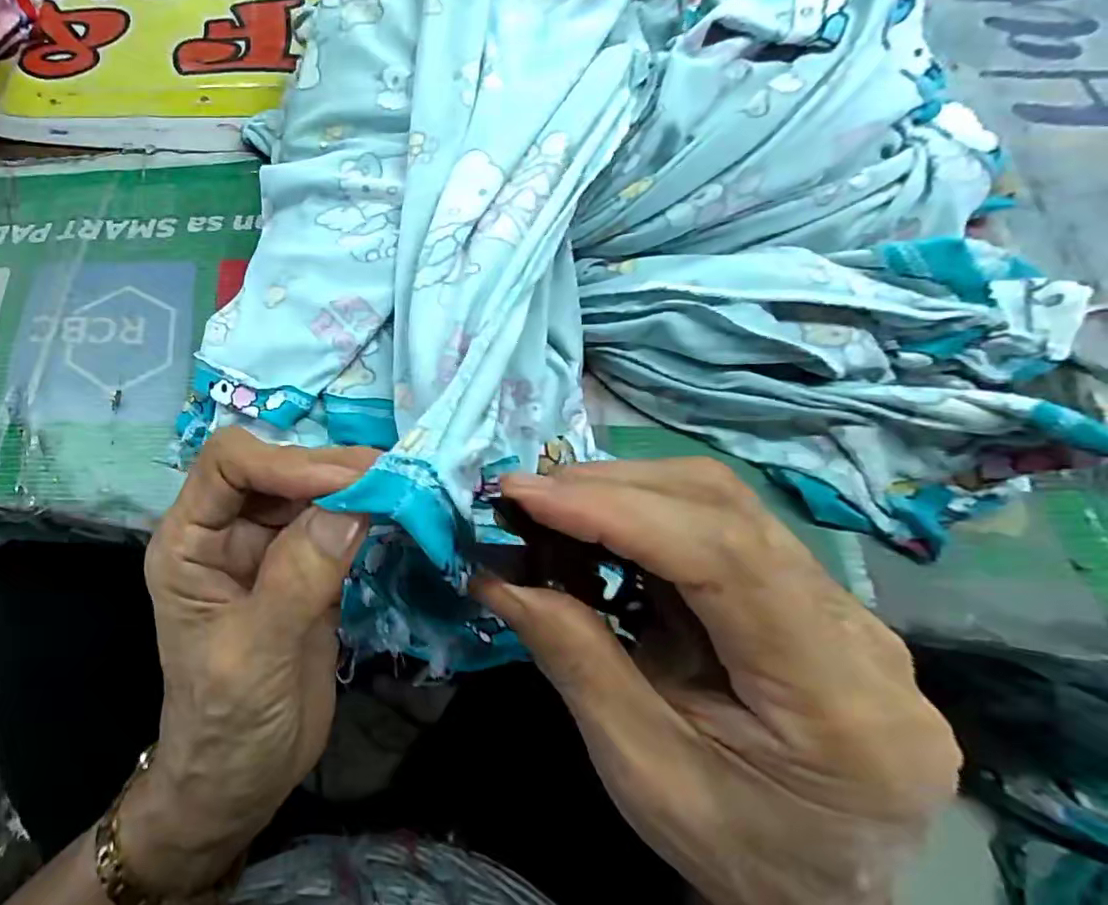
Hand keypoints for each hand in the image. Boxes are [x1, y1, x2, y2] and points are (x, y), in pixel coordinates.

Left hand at [122, 428, 376, 892]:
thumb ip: (298, 577)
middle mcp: (220, 530)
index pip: (224, 466)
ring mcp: (261, 546)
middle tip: (393, 472)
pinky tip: (394, 510)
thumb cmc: (228, 722)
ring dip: (349, 484)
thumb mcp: (255, 653)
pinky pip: (329, 524)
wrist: (241, 777)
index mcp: (187, 541)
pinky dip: (360, 514)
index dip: (280, 462)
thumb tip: (350, 507)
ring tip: (403, 483)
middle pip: (268, 470)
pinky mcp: (298, 566)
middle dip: (324, 468)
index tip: (345, 479)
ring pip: (303, 491)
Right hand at [473, 459, 961, 904]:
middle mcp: (858, 636)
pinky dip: (638, 514)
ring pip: (721, 503)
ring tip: (544, 511)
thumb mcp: (638, 766)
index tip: (523, 495)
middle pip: (725, 511)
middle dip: (607, 488)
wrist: (816, 887)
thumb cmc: (729, 842)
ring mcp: (838, 611)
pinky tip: (591, 532)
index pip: (726, 558)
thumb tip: (496, 576)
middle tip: (517, 499)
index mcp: (838, 699)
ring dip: (619, 491)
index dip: (615, 511)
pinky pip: (715, 526)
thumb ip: (574, 659)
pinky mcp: (803, 600)